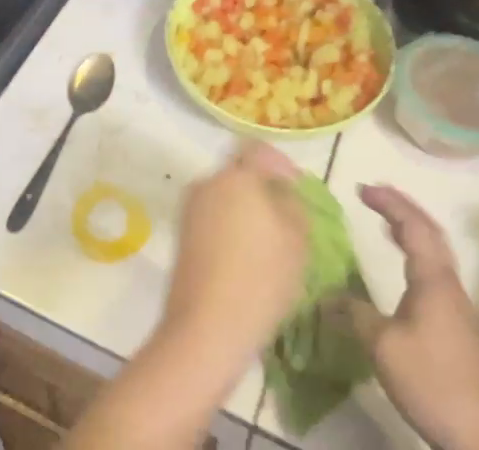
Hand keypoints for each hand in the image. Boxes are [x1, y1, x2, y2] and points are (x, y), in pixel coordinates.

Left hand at [160, 142, 309, 365]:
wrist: (207, 327)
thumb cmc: (261, 279)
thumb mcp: (297, 241)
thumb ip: (294, 206)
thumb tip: (284, 194)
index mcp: (237, 177)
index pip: (260, 152)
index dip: (281, 164)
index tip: (296, 187)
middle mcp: (207, 184)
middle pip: (240, 174)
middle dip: (262, 188)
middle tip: (286, 216)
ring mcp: (190, 209)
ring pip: (225, 197)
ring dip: (246, 209)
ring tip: (268, 241)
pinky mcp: (181, 236)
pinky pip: (213, 218)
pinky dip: (230, 227)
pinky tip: (246, 257)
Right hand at [336, 185, 478, 449]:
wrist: (477, 431)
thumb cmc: (430, 380)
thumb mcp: (382, 346)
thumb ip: (354, 314)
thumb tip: (327, 296)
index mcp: (434, 280)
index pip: (413, 227)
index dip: (389, 203)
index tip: (362, 188)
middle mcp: (449, 285)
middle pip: (430, 234)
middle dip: (403, 209)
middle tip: (374, 195)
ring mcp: (457, 306)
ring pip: (436, 253)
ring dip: (411, 231)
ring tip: (385, 222)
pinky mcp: (456, 326)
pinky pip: (435, 272)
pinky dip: (415, 255)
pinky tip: (402, 269)